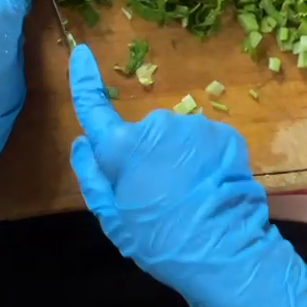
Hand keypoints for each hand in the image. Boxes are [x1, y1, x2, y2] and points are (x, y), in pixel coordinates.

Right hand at [66, 46, 306, 306]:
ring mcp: (194, 127)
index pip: (93, 106)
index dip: (83, 79)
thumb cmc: (161, 242)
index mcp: (123, 147)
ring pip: (176, 139)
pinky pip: (204, 143)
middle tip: (157, 196)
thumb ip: (92, 177)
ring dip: (178, 159)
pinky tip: (210, 189)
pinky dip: (204, 161)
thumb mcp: (114, 220)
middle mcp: (157, 125)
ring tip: (189, 199)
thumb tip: (81, 142)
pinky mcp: (225, 134)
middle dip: (147, 156)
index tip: (80, 52)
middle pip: (143, 135)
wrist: (226, 255)